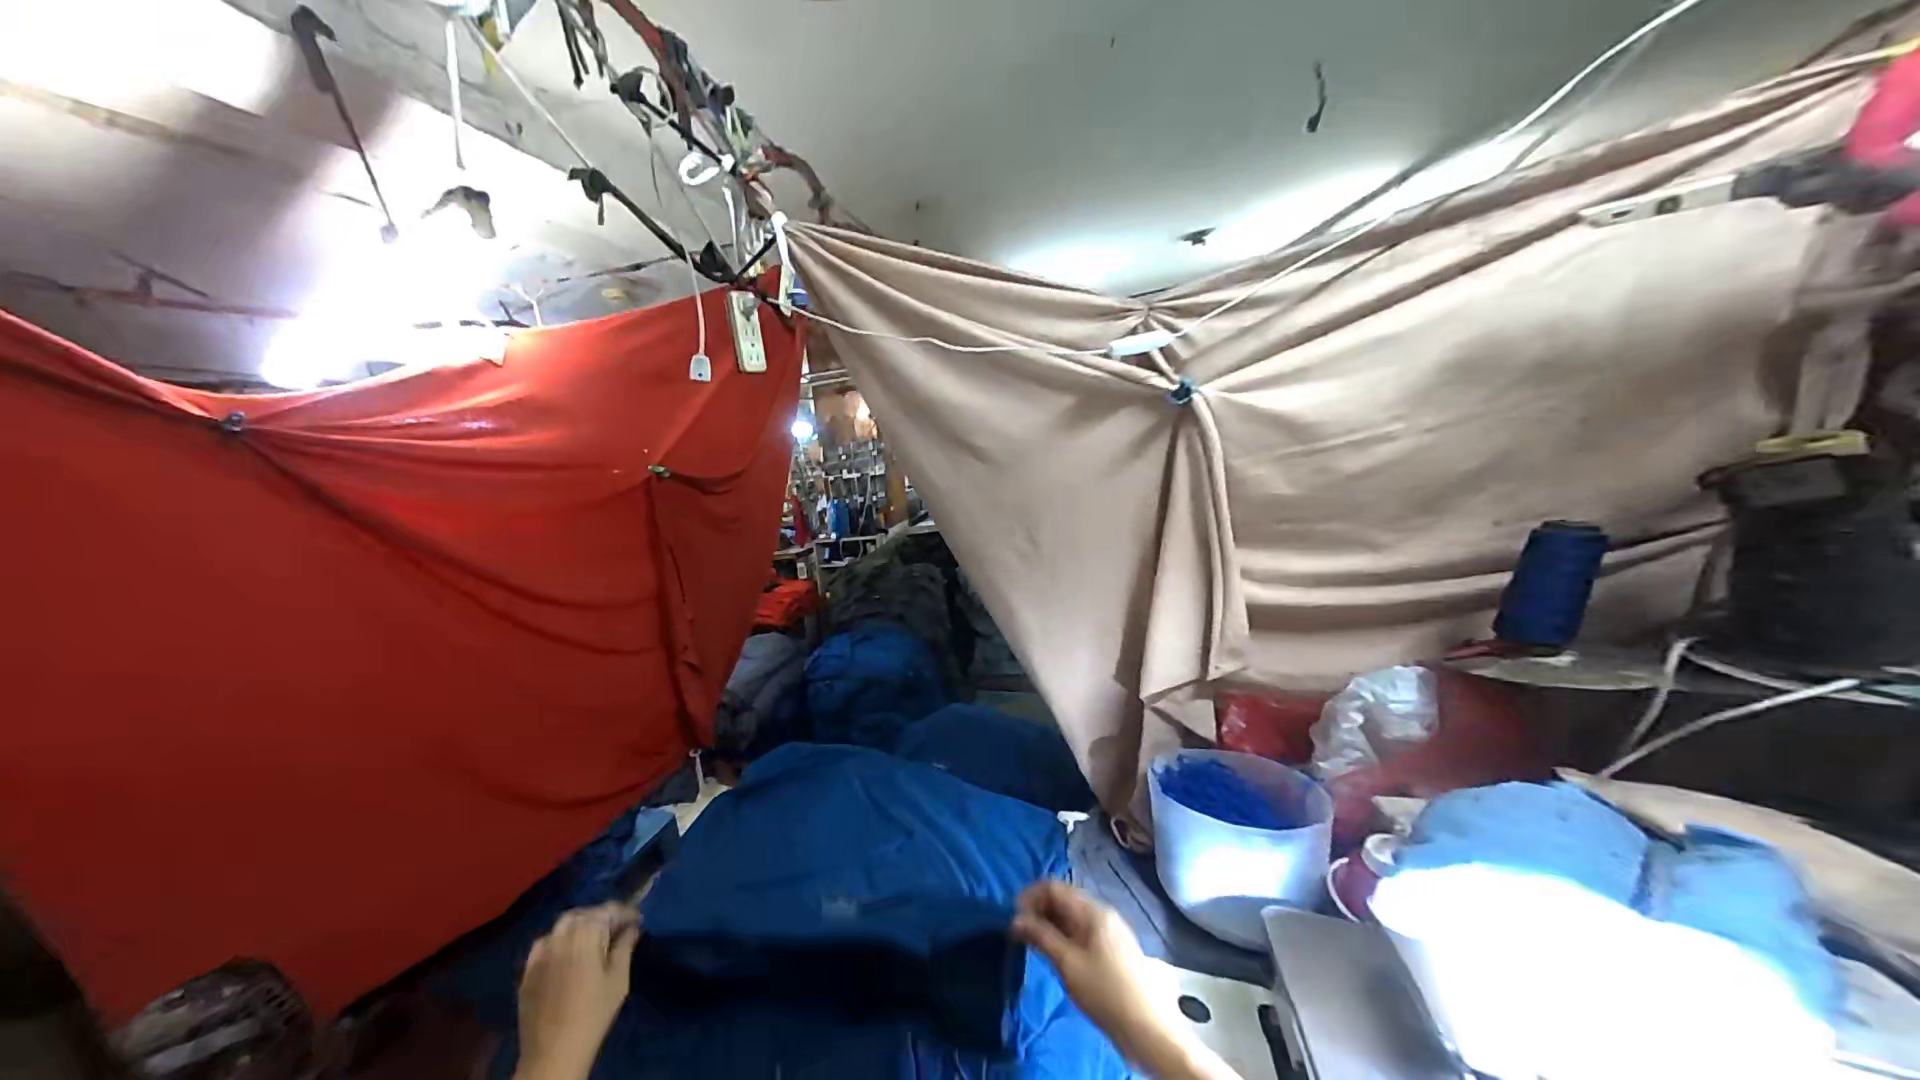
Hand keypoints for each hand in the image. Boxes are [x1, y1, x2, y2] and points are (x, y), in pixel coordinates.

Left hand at [513, 903, 639, 1079]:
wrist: (553, 1052)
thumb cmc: (594, 1013)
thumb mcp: (618, 979)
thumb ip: (625, 947)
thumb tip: (631, 928)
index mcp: (585, 935)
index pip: (608, 911)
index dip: (626, 912)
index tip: (638, 919)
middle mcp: (559, 937)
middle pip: (583, 914)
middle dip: (601, 915)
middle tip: (617, 927)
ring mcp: (539, 954)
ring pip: (561, 926)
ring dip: (579, 925)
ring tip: (593, 937)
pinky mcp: (527, 972)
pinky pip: (543, 945)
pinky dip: (558, 941)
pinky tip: (565, 953)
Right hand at [1012, 882, 1239, 1079]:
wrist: (1149, 1029)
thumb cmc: (1105, 992)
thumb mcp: (1067, 964)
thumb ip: (1041, 937)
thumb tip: (1015, 919)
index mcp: (1093, 910)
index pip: (1055, 887)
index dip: (1030, 897)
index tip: (1013, 919)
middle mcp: (1103, 913)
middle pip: (1064, 899)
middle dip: (1039, 911)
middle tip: (1020, 934)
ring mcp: (1110, 930)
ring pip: (1073, 916)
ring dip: (1051, 924)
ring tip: (1035, 946)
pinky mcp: (1114, 948)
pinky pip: (1083, 930)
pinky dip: (1065, 935)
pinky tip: (1058, 955)